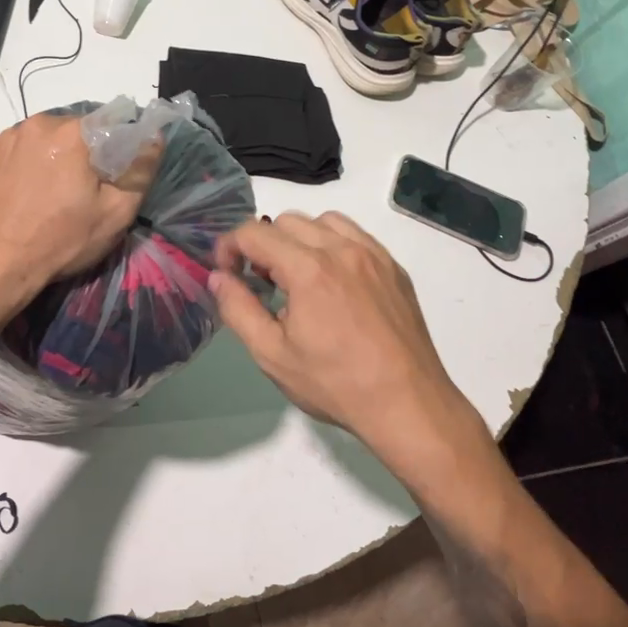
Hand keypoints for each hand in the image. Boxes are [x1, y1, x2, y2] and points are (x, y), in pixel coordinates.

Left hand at [0, 114, 156, 302]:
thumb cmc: (60, 240)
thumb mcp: (115, 213)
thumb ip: (140, 171)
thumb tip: (152, 139)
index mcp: (72, 132)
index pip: (112, 123)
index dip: (120, 147)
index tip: (116, 175)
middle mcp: (39, 124)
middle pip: (78, 130)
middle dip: (87, 153)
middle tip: (85, 190)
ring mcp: (9, 137)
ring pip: (49, 138)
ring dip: (58, 156)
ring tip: (55, 194)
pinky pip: (24, 149)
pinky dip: (33, 163)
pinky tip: (31, 193)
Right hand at [209, 213, 477, 450]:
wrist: (408, 405)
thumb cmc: (336, 385)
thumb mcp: (272, 355)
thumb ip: (238, 309)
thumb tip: (219, 277)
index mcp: (308, 269)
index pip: (254, 233)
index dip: (229, 247)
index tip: (226, 274)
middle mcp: (341, 250)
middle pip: (286, 221)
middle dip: (263, 244)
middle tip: (261, 283)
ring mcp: (373, 255)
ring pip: (323, 221)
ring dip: (299, 239)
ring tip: (297, 277)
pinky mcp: (394, 267)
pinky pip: (355, 235)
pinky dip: (333, 245)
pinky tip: (332, 282)